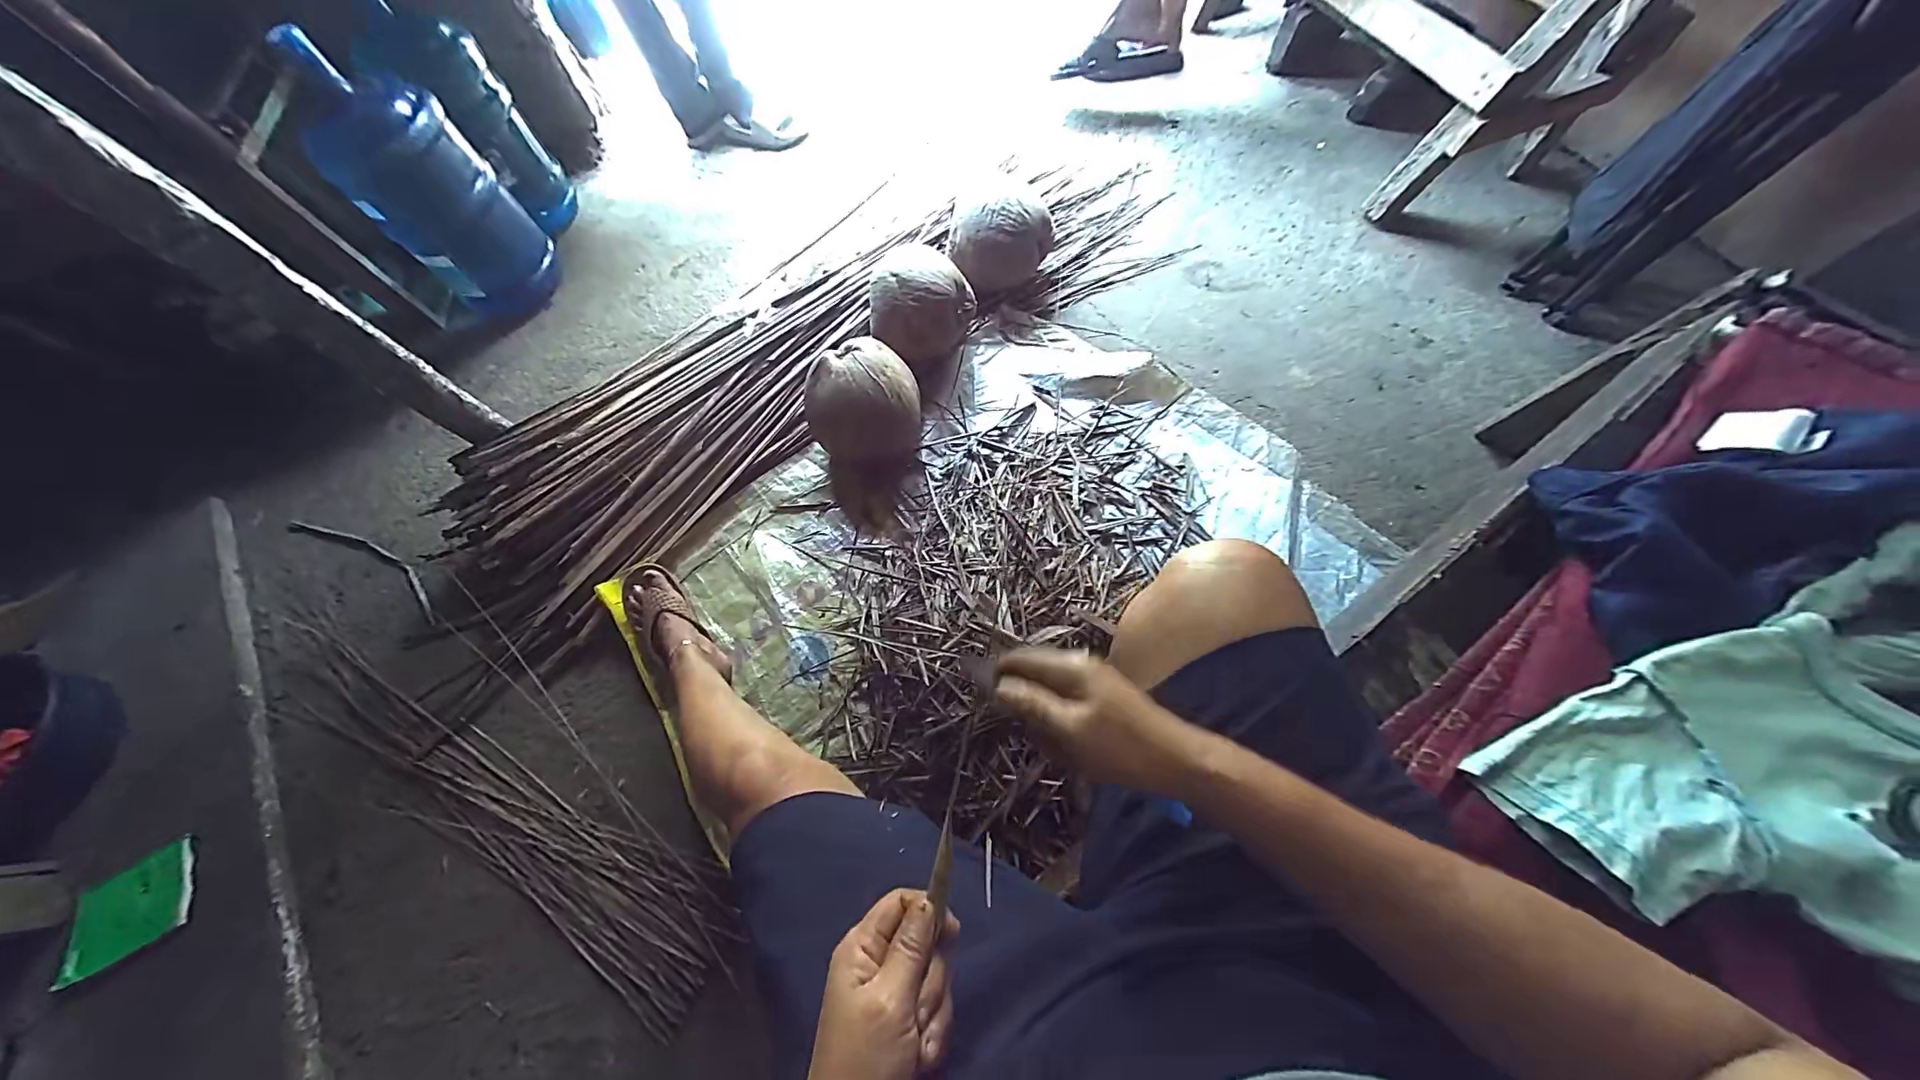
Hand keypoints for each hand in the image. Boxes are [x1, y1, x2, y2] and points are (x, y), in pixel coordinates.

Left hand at [808, 888, 959, 1079]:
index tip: (950, 932)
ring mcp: (895, 992)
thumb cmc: (865, 1057)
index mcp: (863, 946)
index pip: (902, 901)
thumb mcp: (889, 999)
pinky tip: (917, 1056)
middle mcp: (879, 962)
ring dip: (932, 1012)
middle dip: (930, 979)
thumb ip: (911, 948)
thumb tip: (929, 900)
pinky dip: (932, 1035)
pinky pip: (937, 1010)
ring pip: (936, 978)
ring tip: (912, 1040)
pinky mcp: (908, 1019)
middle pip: (926, 941)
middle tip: (914, 1009)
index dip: (929, 909)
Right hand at [993, 648, 1203, 795]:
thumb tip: (999, 687)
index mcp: (1071, 666)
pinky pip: (1066, 704)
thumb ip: (1033, 705)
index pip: (1020, 658)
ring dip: (1042, 717)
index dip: (997, 674)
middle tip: (1027, 734)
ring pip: (1049, 691)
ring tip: (1053, 746)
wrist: (1177, 759)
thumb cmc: (1121, 748)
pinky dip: (1059, 723)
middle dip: (1022, 701)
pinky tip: (1068, 746)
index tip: (981, 695)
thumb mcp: (1070, 730)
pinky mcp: (1103, 696)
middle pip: (1034, 673)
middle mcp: (1081, 663)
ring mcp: (1094, 678)